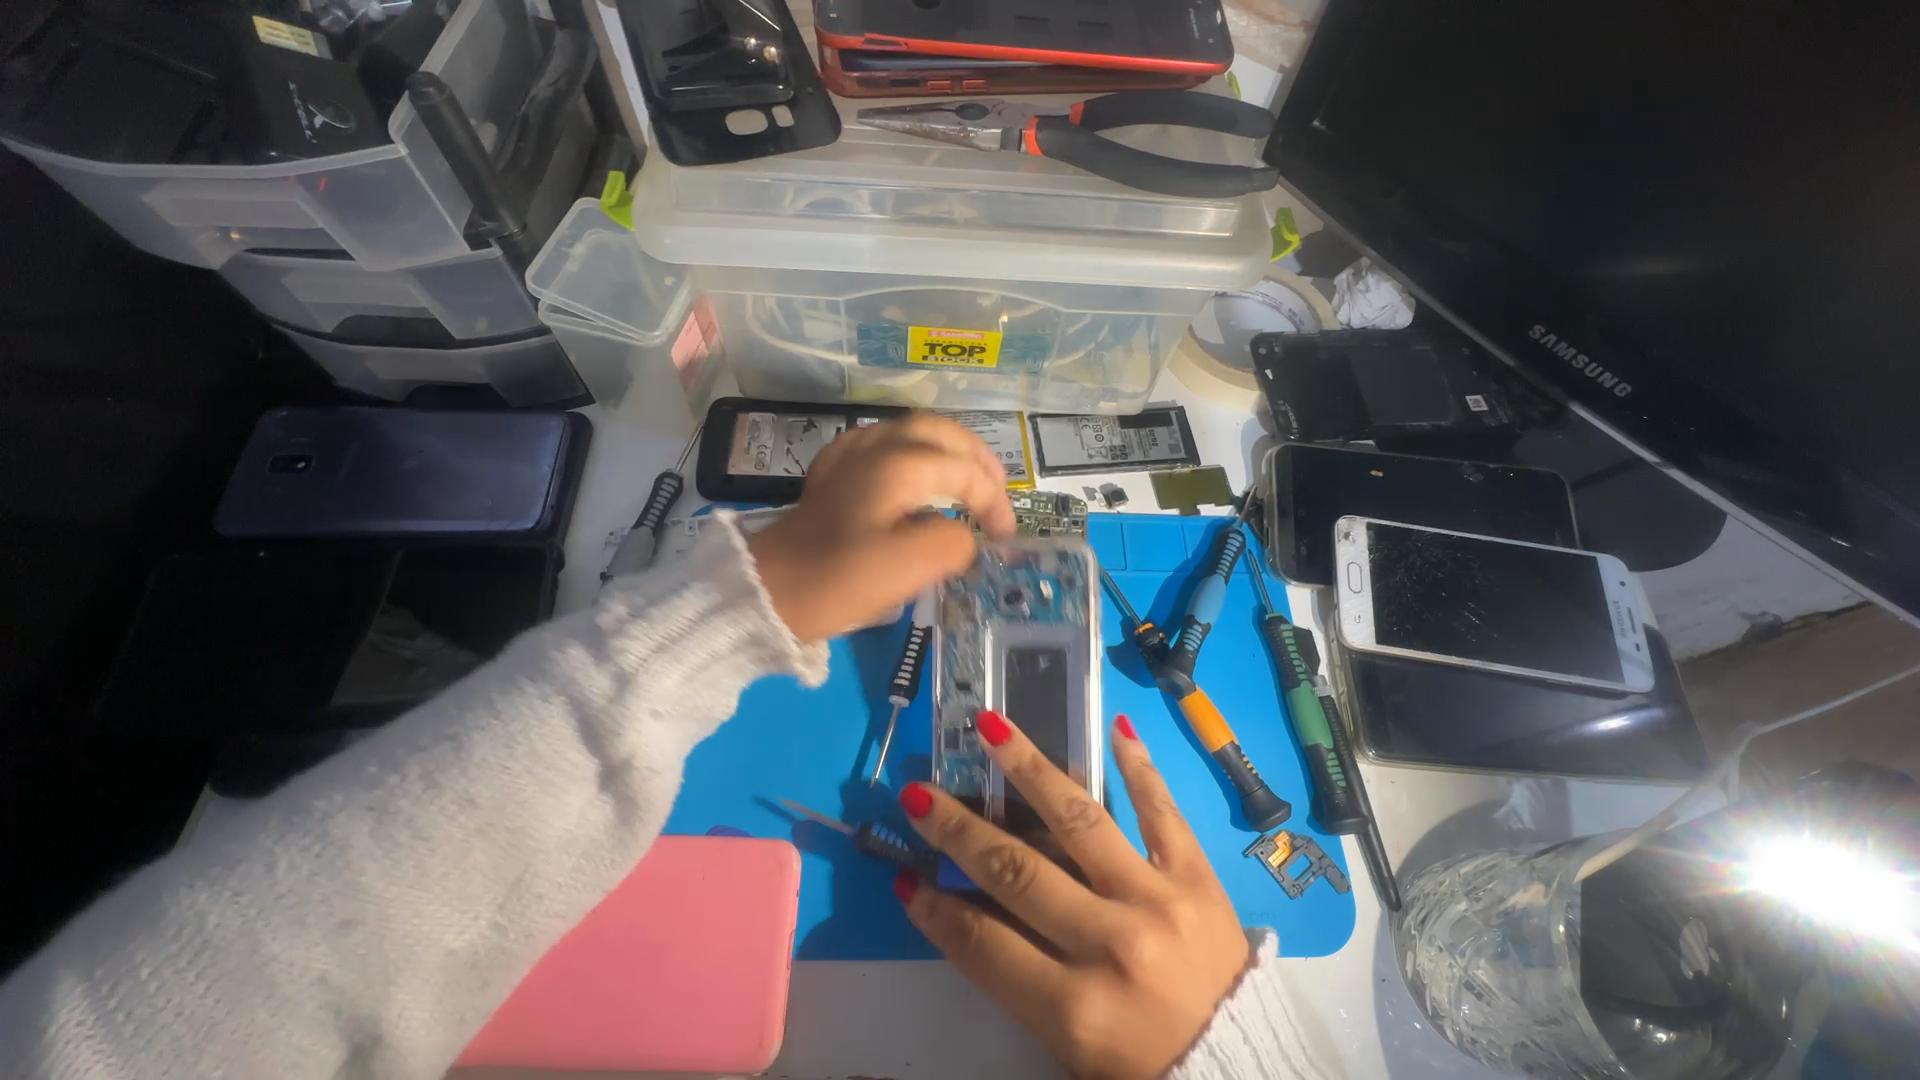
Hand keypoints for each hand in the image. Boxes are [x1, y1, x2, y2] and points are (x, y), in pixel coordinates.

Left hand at [746, 412, 1014, 642]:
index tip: (1004, 537)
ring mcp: (847, 460)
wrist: (765, 591)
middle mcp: (874, 450)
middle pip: (937, 431)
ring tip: (964, 476)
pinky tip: (907, 475)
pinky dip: (907, 454)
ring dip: (944, 449)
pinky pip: (878, 448)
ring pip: (907, 432)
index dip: (993, 501)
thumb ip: (951, 543)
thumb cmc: (837, 579)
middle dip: (974, 455)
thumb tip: (961, 536)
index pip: (964, 470)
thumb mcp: (906, 567)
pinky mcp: (830, 478)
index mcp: (898, 465)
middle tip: (997, 486)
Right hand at [895, 711, 1251, 1079]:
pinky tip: (1115, 725)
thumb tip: (968, 900)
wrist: (1249, 1071)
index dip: (935, 910)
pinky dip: (1138, 767)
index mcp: (1075, 1007)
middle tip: (917, 794)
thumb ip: (1020, 973)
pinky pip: (1161, 812)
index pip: (982, 943)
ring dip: (1029, 769)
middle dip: (957, 829)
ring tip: (991, 728)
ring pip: (1079, 821)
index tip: (905, 877)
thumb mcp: (1068, 1042)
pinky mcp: (1198, 877)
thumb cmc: (1144, 1067)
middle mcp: (1111, 943)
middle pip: (1016, 871)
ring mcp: (1158, 899)